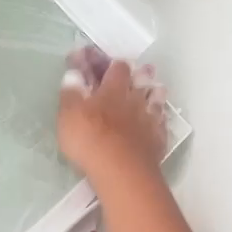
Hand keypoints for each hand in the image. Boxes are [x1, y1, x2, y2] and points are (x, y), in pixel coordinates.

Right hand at [57, 45, 168, 183]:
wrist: (121, 171)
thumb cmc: (90, 139)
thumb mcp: (69, 114)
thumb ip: (71, 92)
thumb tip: (73, 73)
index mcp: (113, 89)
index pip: (117, 67)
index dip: (110, 62)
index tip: (103, 61)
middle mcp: (135, 99)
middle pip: (142, 80)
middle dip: (139, 73)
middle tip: (140, 70)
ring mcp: (150, 119)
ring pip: (156, 99)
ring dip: (154, 92)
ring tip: (154, 89)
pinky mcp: (159, 139)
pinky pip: (162, 122)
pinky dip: (160, 117)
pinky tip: (158, 119)